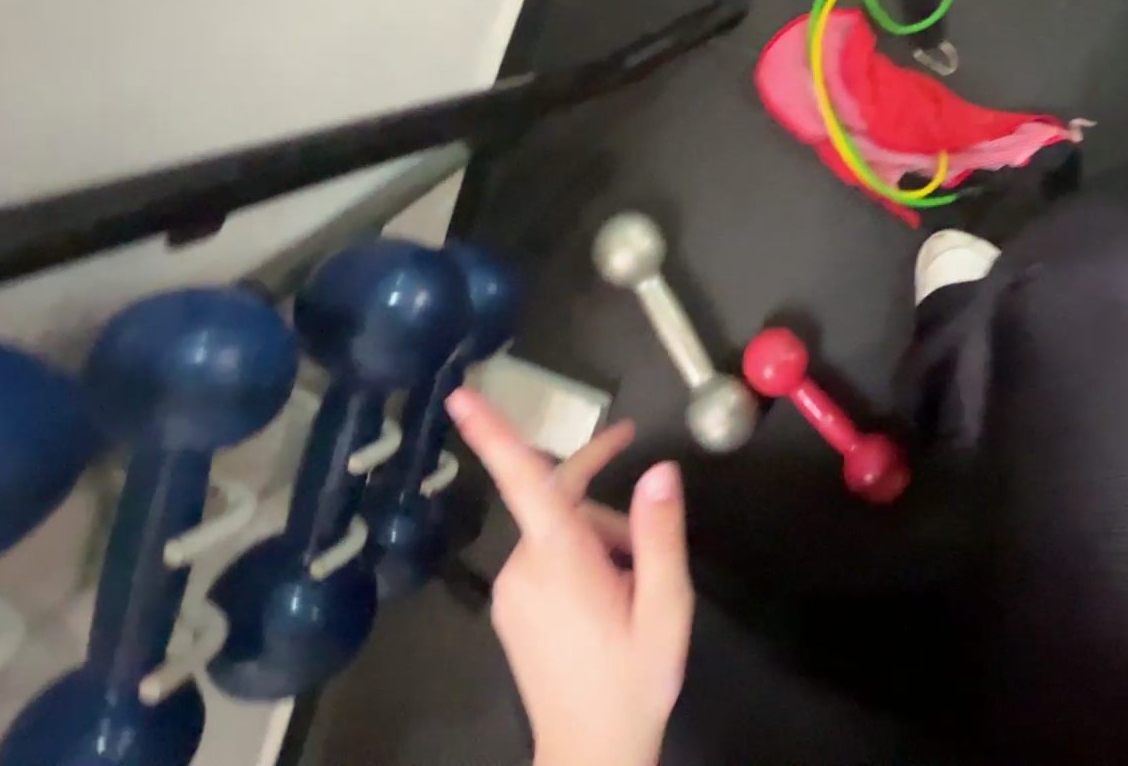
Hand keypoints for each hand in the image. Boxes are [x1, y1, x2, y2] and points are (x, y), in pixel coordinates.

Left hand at [446, 389, 691, 765]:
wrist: (590, 754)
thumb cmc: (634, 681)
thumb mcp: (667, 607)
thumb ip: (661, 534)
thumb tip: (659, 470)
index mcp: (561, 562)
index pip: (525, 484)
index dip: (493, 437)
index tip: (460, 397)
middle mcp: (524, 567)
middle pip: (557, 496)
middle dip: (596, 472)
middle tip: (634, 440)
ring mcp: (513, 589)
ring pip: (559, 527)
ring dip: (602, 531)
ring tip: (642, 575)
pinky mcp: (513, 606)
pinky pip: (548, 554)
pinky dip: (582, 552)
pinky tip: (614, 588)